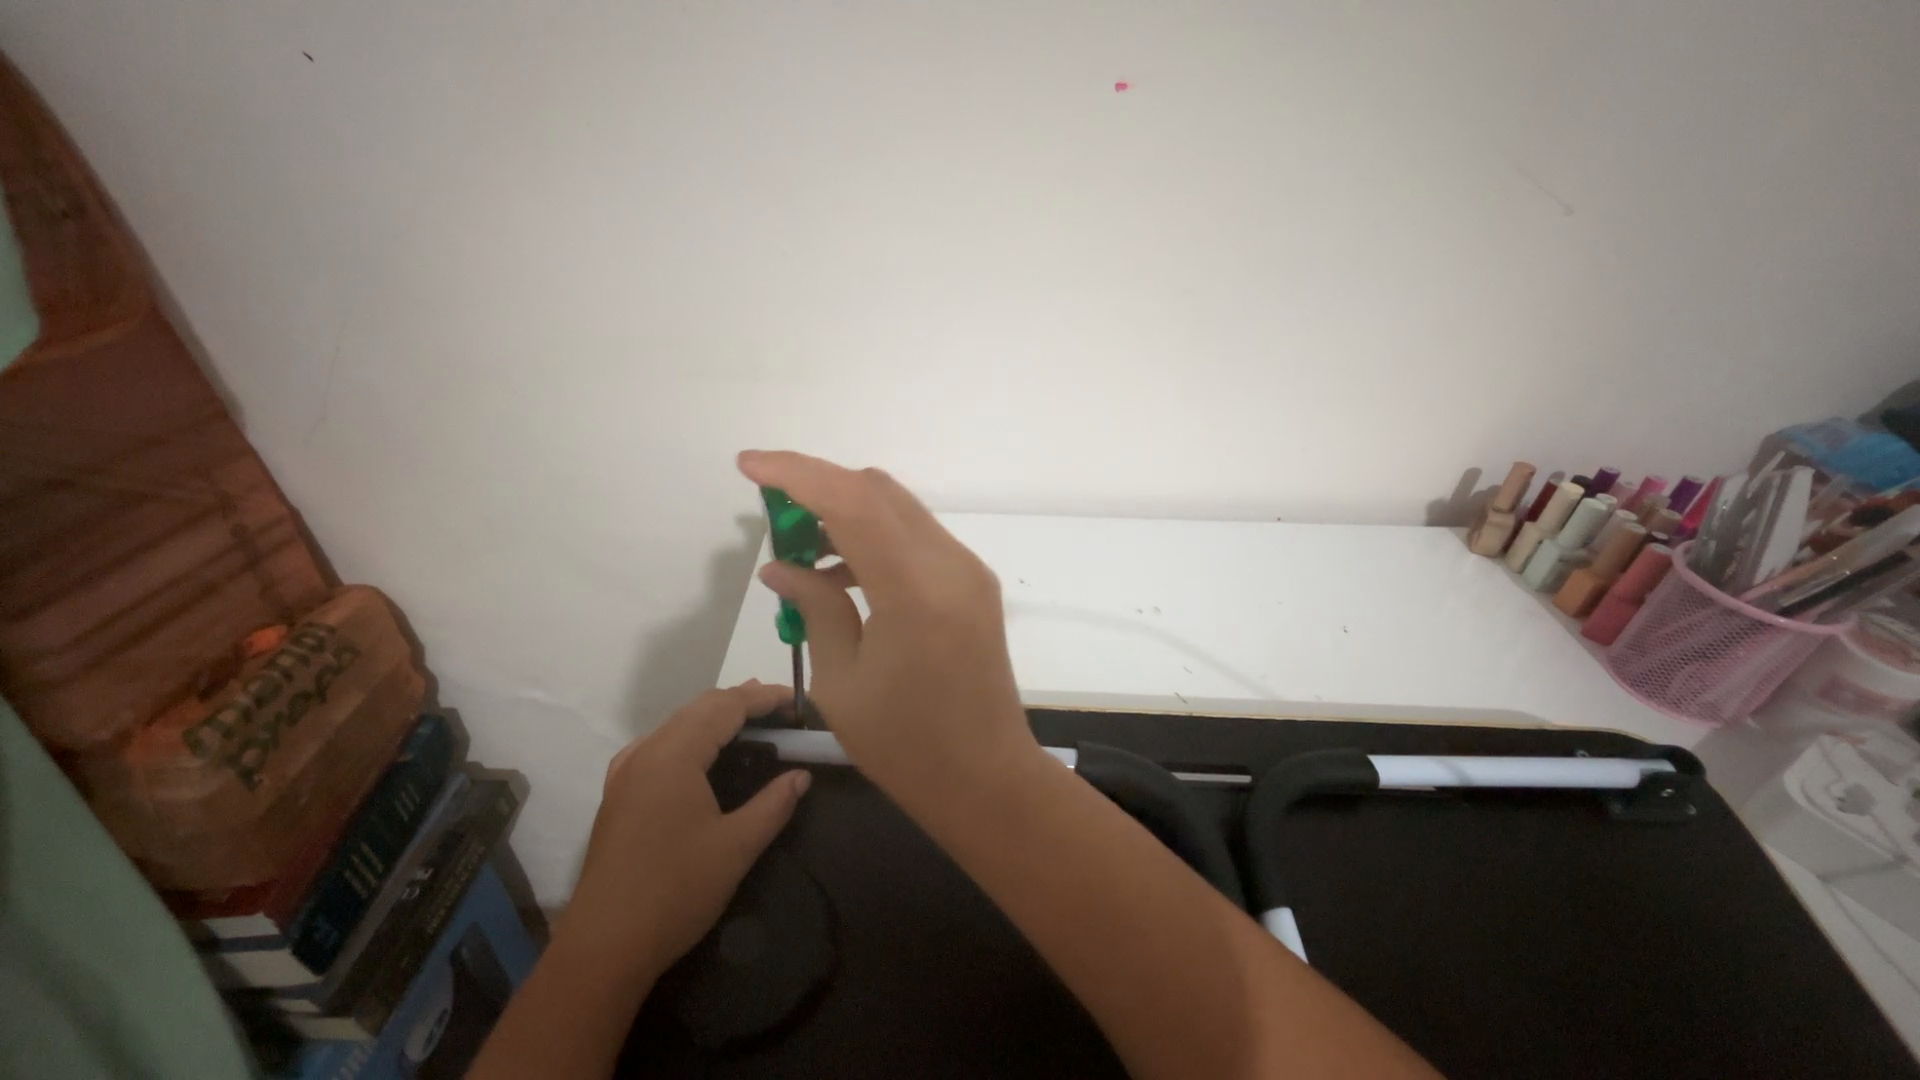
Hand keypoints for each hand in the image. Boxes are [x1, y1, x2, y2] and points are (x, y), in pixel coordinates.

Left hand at [562, 681, 811, 981]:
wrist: (604, 944)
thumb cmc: (676, 890)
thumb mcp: (737, 847)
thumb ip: (773, 804)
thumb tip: (801, 776)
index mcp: (674, 755)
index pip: (725, 706)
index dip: (763, 698)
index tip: (797, 701)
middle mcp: (646, 753)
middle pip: (698, 708)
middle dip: (740, 702)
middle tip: (781, 711)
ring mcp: (626, 774)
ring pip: (676, 726)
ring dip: (715, 718)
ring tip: (751, 723)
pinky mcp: (618, 796)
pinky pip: (660, 747)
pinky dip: (691, 738)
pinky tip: (702, 757)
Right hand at [737, 450, 1041, 794]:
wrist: (987, 778)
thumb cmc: (905, 746)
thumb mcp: (840, 682)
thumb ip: (814, 608)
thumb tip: (780, 566)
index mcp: (914, 591)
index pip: (852, 502)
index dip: (796, 474)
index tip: (749, 467)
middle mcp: (950, 565)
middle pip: (878, 492)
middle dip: (819, 487)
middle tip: (773, 515)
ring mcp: (968, 571)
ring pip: (899, 509)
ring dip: (847, 512)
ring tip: (801, 552)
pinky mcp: (973, 583)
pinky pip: (917, 538)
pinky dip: (875, 537)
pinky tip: (841, 575)